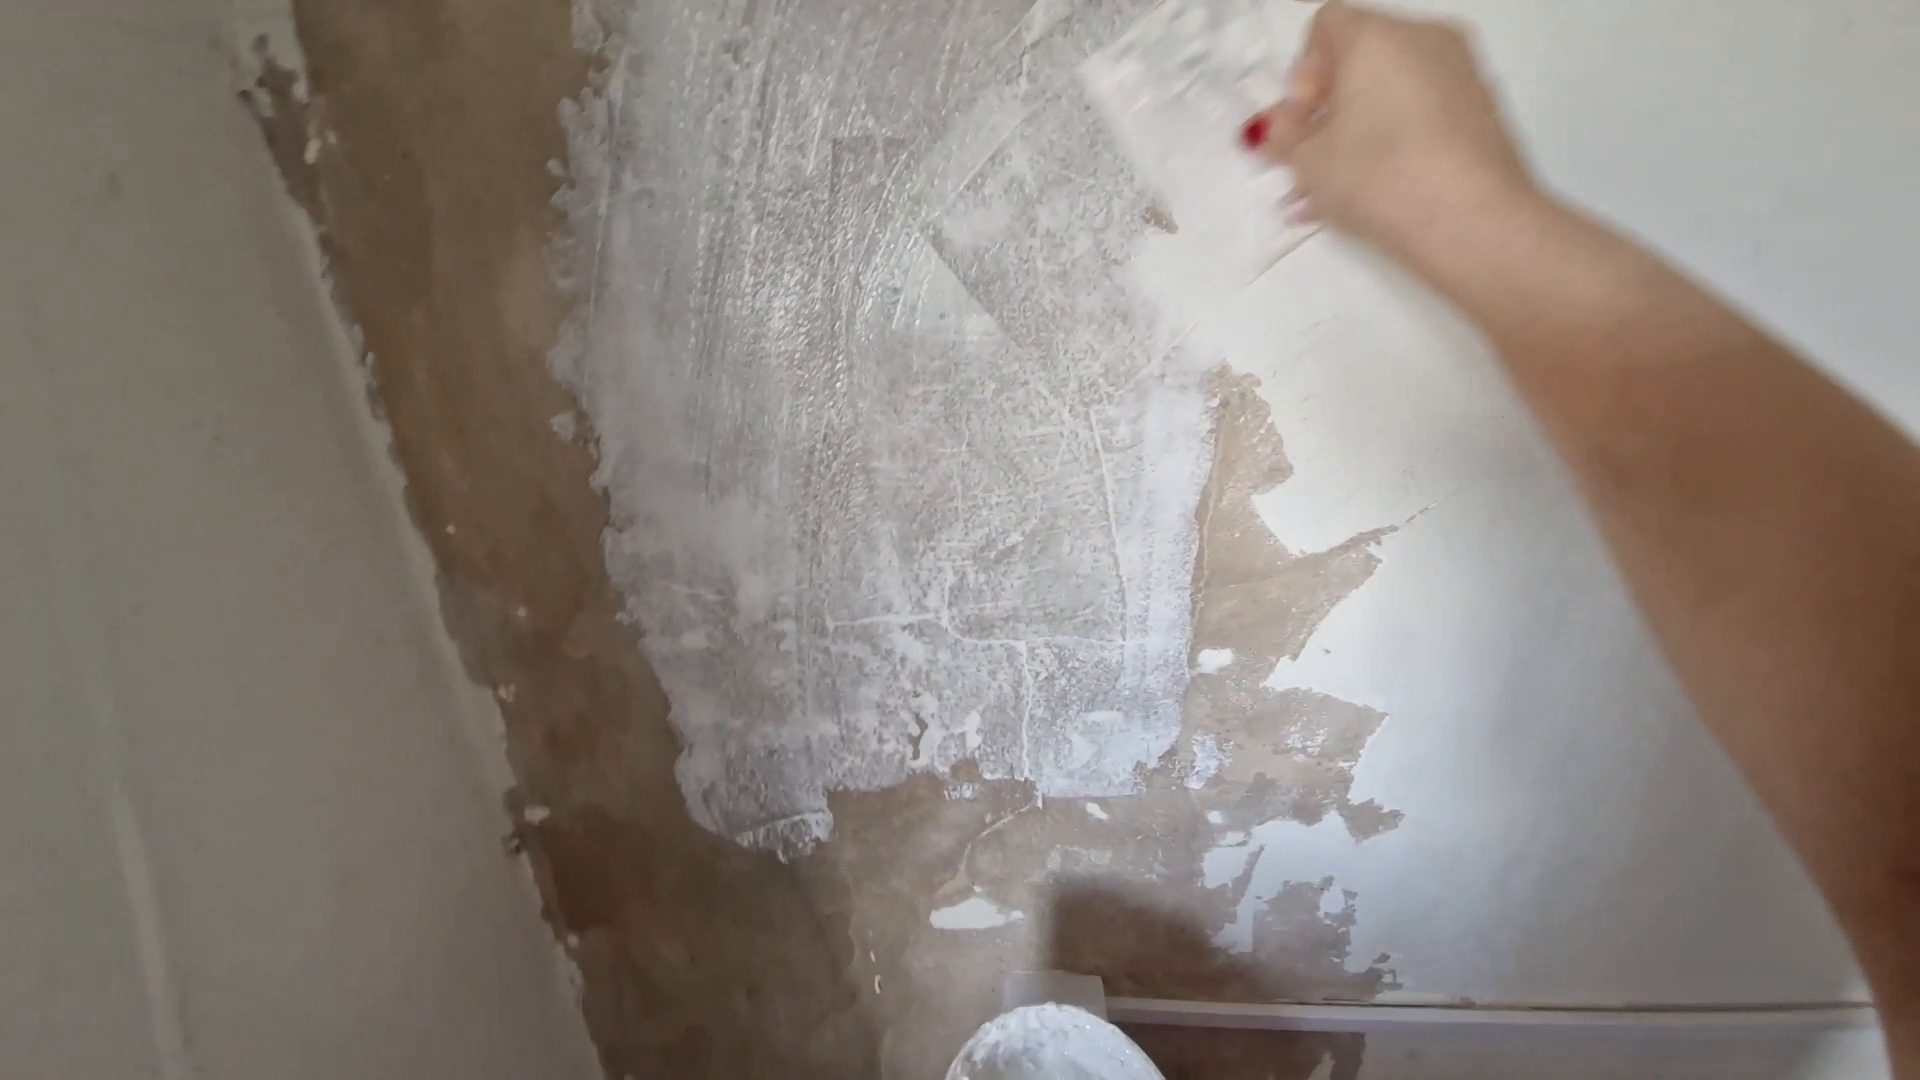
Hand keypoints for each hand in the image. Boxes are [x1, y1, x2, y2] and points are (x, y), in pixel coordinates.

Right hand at [1246, 2, 1537, 269]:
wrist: (1469, 217)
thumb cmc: (1377, 178)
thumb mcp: (1308, 164)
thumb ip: (1283, 137)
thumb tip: (1281, 125)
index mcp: (1376, 38)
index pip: (1324, 25)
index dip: (1301, 74)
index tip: (1300, 123)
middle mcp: (1424, 36)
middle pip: (1362, 55)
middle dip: (1330, 103)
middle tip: (1316, 156)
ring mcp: (1461, 67)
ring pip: (1392, 87)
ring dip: (1360, 125)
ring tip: (1343, 184)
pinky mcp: (1481, 104)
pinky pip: (1421, 109)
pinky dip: (1395, 136)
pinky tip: (1381, 187)